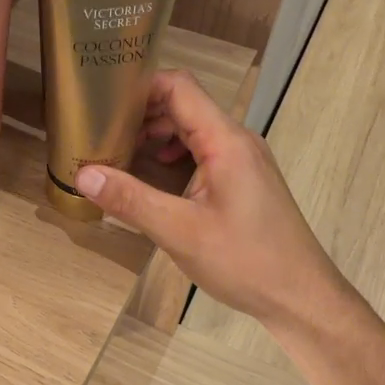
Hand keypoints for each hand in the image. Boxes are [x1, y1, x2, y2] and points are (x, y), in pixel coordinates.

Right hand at [73, 70, 359, 334]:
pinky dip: (171, 156)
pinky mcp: (242, 180)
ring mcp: (242, 161)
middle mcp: (236, 141)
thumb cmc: (247, 262)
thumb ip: (130, 200)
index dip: (139, 87)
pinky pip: (201, 152)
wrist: (302, 298)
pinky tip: (150, 178)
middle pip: (182, 105)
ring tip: (116, 155)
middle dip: (140, 114)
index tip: (102, 103)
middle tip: (99, 132)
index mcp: (225, 141)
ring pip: (191, 129)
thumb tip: (82, 174)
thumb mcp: (180, 232)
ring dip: (154, 136)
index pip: (179, 87)